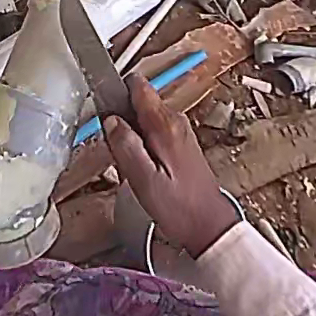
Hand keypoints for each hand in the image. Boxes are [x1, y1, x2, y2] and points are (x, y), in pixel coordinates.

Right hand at [105, 72, 239, 256]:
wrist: (211, 229)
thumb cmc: (180, 208)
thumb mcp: (143, 180)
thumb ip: (125, 146)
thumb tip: (110, 120)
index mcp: (165, 125)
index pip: (138, 86)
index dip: (116, 90)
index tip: (103, 106)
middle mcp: (175, 122)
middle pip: (138, 102)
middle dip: (121, 119)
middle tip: (117, 150)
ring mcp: (180, 132)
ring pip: (143, 118)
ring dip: (130, 134)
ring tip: (129, 164)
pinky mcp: (181, 143)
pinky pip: (152, 131)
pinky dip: (141, 144)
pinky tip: (142, 168)